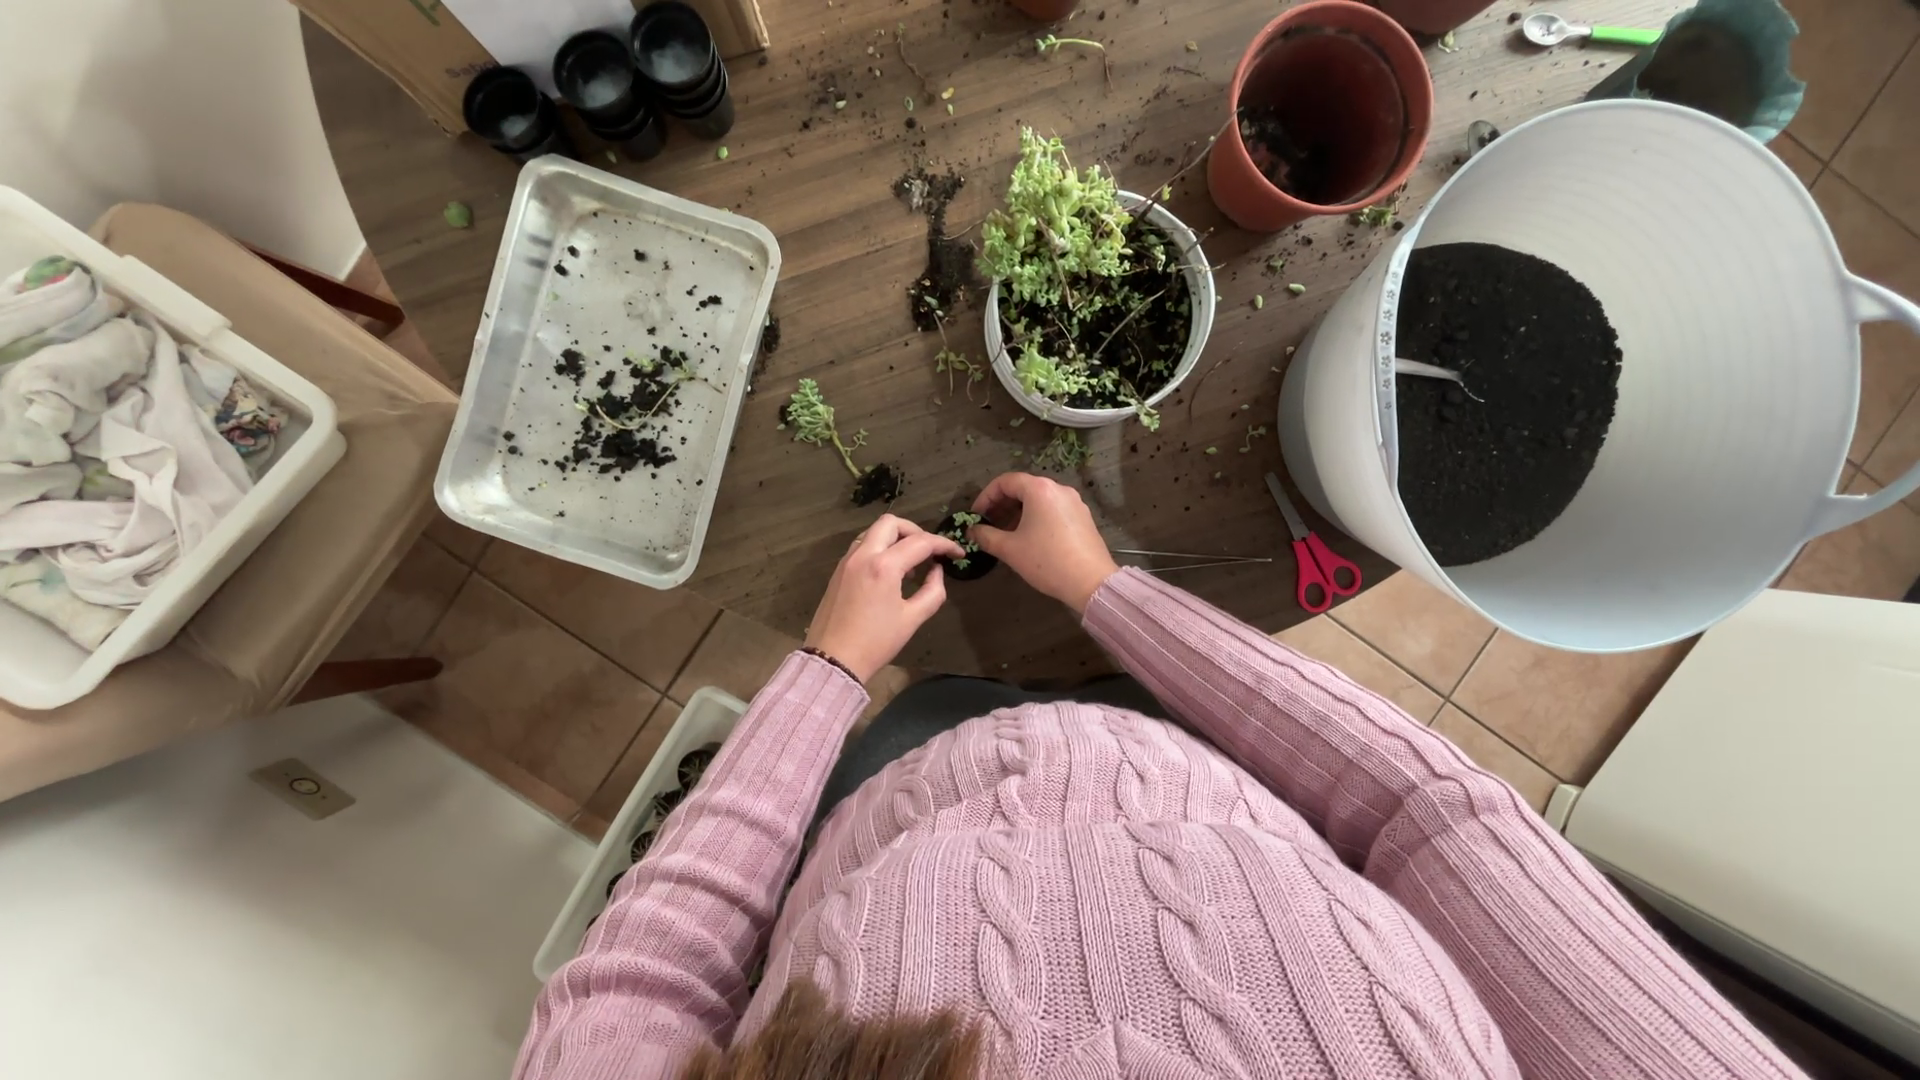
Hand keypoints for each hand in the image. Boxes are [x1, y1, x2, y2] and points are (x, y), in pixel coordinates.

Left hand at [805, 514, 964, 683]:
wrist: (833, 660)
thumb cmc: (876, 642)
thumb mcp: (912, 619)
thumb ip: (932, 591)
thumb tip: (936, 571)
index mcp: (884, 566)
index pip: (921, 542)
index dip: (944, 544)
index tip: (958, 553)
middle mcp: (863, 555)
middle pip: (891, 523)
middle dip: (915, 531)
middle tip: (929, 551)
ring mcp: (847, 561)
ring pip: (873, 531)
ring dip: (895, 538)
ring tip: (909, 563)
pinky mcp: (838, 571)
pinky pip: (862, 546)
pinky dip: (879, 548)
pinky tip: (889, 572)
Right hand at [969, 472, 1119, 614]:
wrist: (1091, 582)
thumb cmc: (1046, 561)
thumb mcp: (1010, 549)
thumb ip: (986, 536)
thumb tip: (972, 531)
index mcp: (1040, 490)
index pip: (1005, 482)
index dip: (986, 497)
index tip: (976, 516)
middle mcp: (1059, 489)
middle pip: (1023, 488)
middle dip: (1002, 505)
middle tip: (988, 525)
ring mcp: (1074, 502)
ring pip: (1039, 499)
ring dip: (1018, 512)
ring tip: (1006, 533)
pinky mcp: (1083, 517)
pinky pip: (1053, 509)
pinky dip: (1036, 517)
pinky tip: (1030, 538)